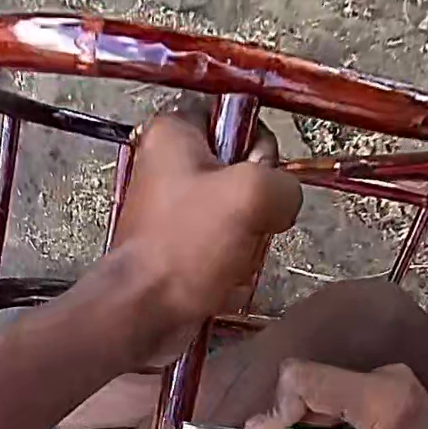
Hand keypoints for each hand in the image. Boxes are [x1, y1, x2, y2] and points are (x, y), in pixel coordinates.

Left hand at [103, 107, 301, 358]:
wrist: (142, 311)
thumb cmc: (186, 245)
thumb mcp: (251, 195)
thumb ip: (285, 183)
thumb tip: (284, 202)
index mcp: (175, 133)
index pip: (238, 117)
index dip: (258, 147)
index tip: (254, 178)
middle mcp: (171, 166)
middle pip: (245, 172)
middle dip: (257, 207)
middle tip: (244, 227)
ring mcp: (175, 211)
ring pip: (240, 216)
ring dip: (249, 242)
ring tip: (232, 260)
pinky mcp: (180, 247)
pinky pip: (226, 247)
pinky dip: (233, 264)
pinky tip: (223, 279)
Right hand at [243, 359, 427, 428]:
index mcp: (381, 401)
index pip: (302, 379)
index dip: (275, 409)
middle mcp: (387, 377)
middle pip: (311, 379)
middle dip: (289, 417)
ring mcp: (393, 378)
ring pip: (322, 385)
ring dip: (307, 421)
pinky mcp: (393, 386)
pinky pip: (340, 392)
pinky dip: (325, 419)